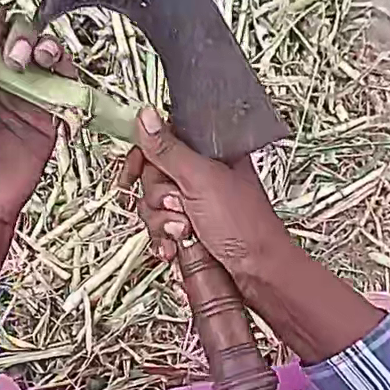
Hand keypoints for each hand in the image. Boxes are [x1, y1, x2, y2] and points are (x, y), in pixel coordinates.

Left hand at [0, 0, 69, 282]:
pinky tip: (50, 67)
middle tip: (4, 49)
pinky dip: (62, 64)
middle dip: (9, 26)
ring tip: (25, 60)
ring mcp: (20, 88)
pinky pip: (61, 77)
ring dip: (35, 41)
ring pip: (37, 43)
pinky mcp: (46, 109)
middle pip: (8, 23)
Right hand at [121, 107, 383, 361]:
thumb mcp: (201, 180)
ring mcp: (192, 204)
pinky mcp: (187, 229)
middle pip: (151, 177)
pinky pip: (157, 229)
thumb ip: (169, 149)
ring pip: (151, 206)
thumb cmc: (243, 225)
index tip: (133, 174)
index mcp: (208, 152)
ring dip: (161, 223)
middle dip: (159, 198)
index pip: (161, 142)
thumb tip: (145, 117)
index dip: (144, 158)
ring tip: (185, 231)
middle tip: (179, 206)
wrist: (256, 273)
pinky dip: (162, 240)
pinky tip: (175, 247)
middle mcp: (199, 175)